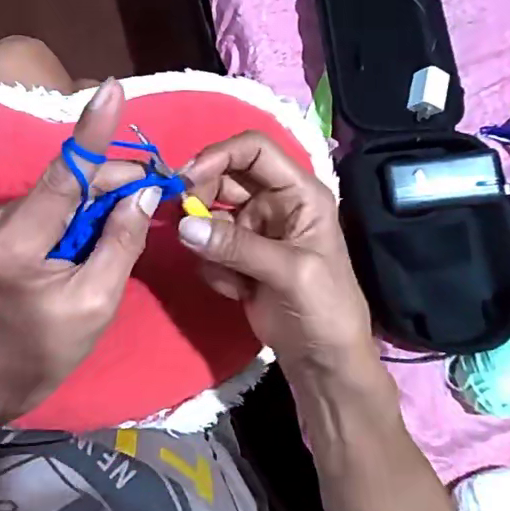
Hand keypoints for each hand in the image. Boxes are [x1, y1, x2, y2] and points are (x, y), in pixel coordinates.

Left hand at [0, 80, 158, 422]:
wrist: (8, 366)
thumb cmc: (53, 343)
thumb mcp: (98, 299)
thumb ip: (121, 241)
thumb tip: (144, 194)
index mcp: (19, 243)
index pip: (63, 177)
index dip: (91, 133)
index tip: (112, 90)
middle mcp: (4, 219)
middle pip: (72, 180)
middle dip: (117, 181)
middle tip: (158, 191)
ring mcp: (3, 219)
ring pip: (69, 188)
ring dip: (106, 195)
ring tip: (135, 215)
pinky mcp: (11, 222)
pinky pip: (60, 200)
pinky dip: (89, 206)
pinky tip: (106, 226)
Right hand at [176, 131, 374, 374]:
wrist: (323, 361)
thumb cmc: (325, 309)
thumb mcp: (290, 272)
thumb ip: (238, 246)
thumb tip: (184, 226)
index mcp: (299, 192)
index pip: (255, 150)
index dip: (219, 155)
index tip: (187, 178)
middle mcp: (274, 202)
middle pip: (223, 176)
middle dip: (201, 198)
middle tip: (185, 225)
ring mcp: (253, 229)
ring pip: (209, 213)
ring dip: (206, 240)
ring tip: (228, 275)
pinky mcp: (236, 256)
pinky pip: (207, 245)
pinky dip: (212, 266)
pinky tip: (238, 292)